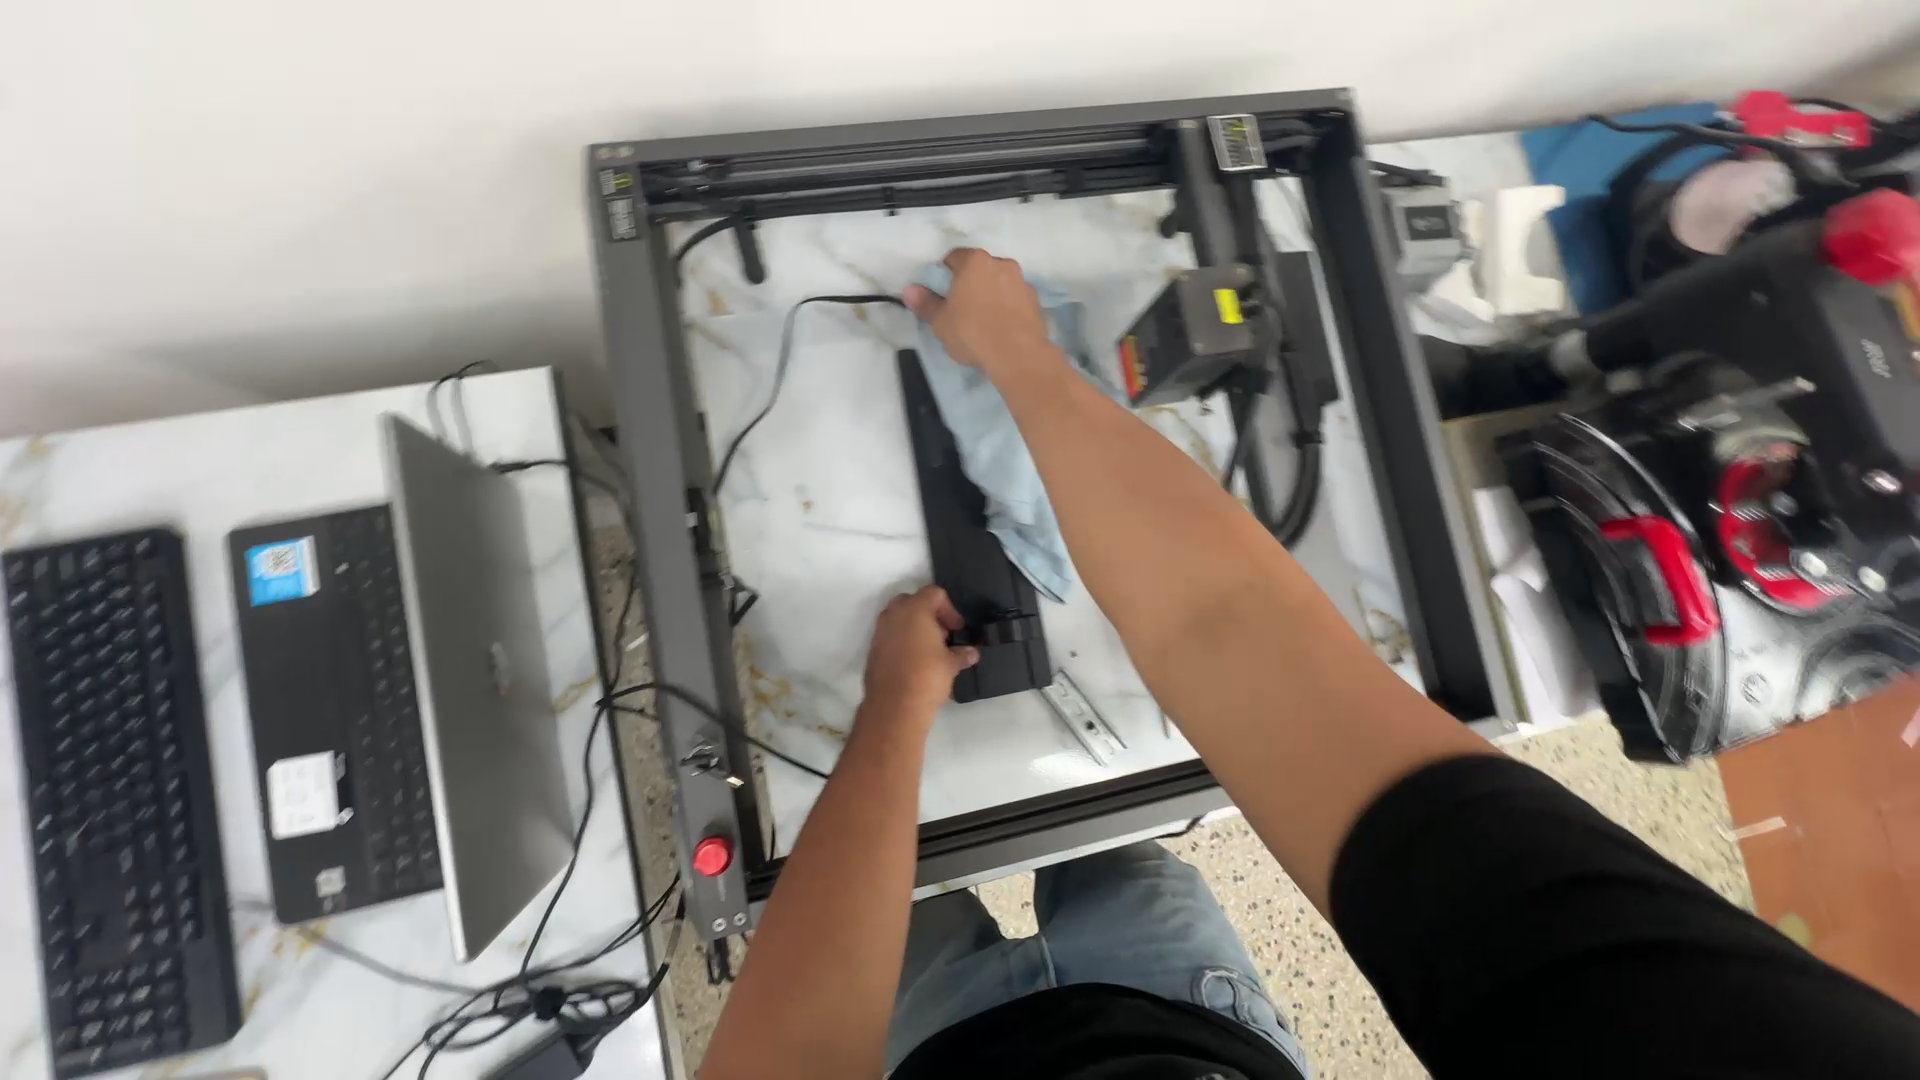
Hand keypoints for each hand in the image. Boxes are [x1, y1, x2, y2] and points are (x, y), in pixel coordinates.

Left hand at [861, 585, 979, 719]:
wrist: (894, 706)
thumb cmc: (927, 677)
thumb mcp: (951, 664)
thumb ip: (962, 654)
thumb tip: (972, 653)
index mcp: (915, 609)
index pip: (934, 593)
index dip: (950, 608)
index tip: (957, 629)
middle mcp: (894, 614)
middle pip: (913, 601)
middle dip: (929, 613)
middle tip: (943, 634)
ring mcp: (880, 631)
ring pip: (898, 617)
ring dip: (914, 626)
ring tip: (929, 649)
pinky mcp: (873, 648)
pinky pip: (889, 634)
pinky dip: (901, 639)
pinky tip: (913, 660)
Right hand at [902, 248, 1056, 374]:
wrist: (1017, 355)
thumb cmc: (972, 333)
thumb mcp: (941, 322)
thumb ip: (926, 304)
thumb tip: (910, 290)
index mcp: (974, 262)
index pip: (954, 257)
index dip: (945, 273)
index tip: (943, 293)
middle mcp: (1001, 264)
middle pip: (981, 269)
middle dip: (972, 283)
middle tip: (963, 308)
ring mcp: (1022, 282)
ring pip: (1002, 283)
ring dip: (993, 295)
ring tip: (986, 320)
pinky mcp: (1037, 302)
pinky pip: (1017, 300)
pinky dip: (1010, 308)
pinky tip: (1004, 328)